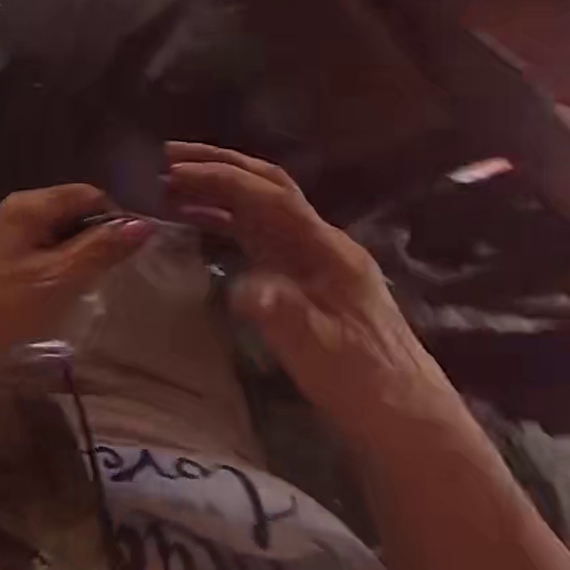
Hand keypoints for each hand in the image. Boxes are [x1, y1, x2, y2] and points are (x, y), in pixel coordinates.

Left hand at [0, 185, 152, 360]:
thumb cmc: (3, 301)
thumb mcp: (59, 277)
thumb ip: (101, 249)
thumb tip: (144, 224)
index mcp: (30, 205)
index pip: (88, 194)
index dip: (114, 219)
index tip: (125, 255)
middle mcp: (15, 209)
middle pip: (72, 211)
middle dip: (94, 239)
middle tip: (103, 275)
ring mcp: (4, 232)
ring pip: (56, 233)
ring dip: (75, 255)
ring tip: (81, 286)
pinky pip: (39, 249)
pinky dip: (55, 265)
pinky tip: (56, 291)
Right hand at [164, 142, 446, 421]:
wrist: (400, 414)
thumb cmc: (361, 380)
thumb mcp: (319, 349)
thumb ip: (282, 313)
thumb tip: (242, 287)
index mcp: (328, 251)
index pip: (272, 198)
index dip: (223, 180)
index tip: (175, 173)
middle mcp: (318, 242)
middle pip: (268, 186)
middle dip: (220, 164)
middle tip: (169, 155)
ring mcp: (307, 256)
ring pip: (258, 205)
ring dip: (216, 187)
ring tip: (169, 181)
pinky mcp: (295, 272)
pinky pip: (253, 230)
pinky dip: (220, 216)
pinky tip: (192, 218)